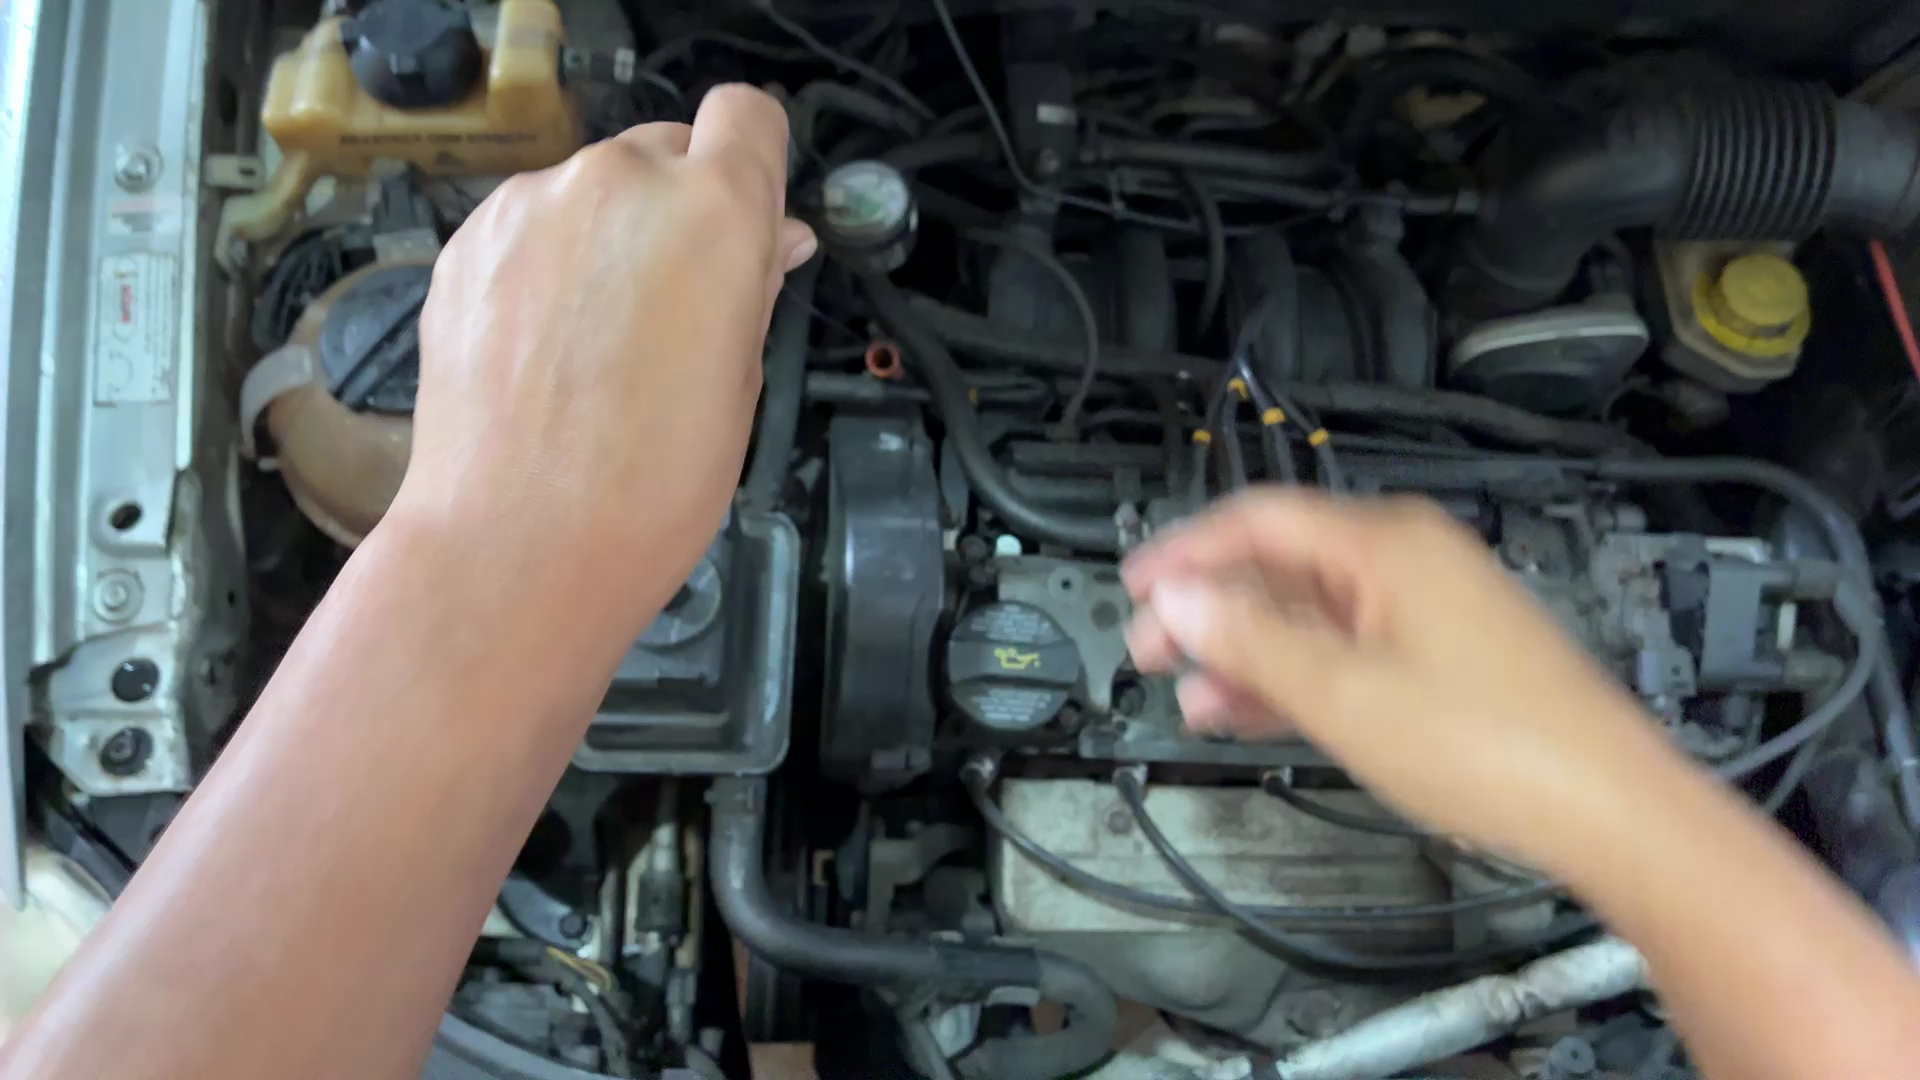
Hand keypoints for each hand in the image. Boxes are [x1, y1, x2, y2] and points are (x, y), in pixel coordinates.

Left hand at [390, 85, 816, 639]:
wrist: (524, 542)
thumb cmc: (663, 480)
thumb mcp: (743, 380)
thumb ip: (756, 286)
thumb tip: (774, 238)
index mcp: (713, 215)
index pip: (748, 118)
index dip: (758, 167)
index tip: (753, 225)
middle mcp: (618, 182)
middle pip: (670, 151)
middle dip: (688, 209)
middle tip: (685, 304)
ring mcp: (529, 205)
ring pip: (598, 189)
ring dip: (620, 237)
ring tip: (611, 338)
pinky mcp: (467, 243)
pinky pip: (537, 224)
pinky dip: (558, 262)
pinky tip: (554, 345)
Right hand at [1123, 488, 1684, 872]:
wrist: (1616, 821)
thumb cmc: (1488, 744)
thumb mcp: (1340, 691)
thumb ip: (1246, 640)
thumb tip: (1173, 601)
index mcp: (1382, 544)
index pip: (1255, 521)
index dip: (1185, 550)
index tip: (1136, 584)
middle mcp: (1396, 562)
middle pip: (1273, 570)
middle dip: (1206, 611)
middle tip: (1150, 647)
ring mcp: (1411, 611)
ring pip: (1298, 617)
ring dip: (1240, 653)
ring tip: (1189, 691)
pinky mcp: (1421, 656)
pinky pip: (1332, 652)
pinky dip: (1285, 677)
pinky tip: (1241, 710)